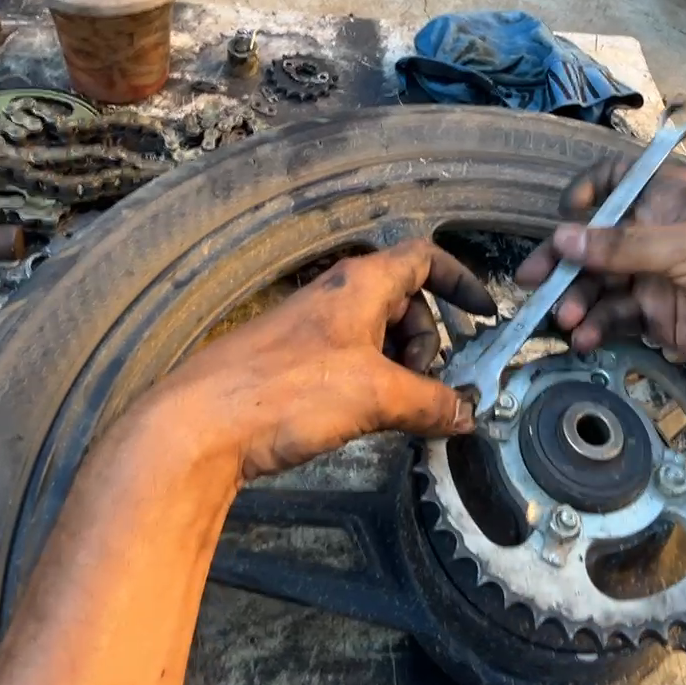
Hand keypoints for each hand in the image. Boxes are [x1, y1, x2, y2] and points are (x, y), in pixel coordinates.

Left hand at [144, 239, 497, 479]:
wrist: (200, 426)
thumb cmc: (291, 391)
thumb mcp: (376, 393)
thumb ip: (430, 401)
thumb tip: (468, 413)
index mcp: (362, 283)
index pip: (425, 258)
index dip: (461, 280)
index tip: (485, 315)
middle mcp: (339, 296)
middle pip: (406, 303)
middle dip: (429, 342)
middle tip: (429, 386)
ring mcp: (315, 328)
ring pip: (380, 335)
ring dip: (402, 368)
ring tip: (399, 410)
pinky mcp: (296, 361)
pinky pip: (354, 360)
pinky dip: (375, 383)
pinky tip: (370, 418)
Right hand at [515, 158, 685, 405]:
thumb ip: (621, 246)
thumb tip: (560, 238)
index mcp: (670, 198)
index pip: (617, 180)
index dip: (589, 192)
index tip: (566, 216)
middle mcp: (658, 233)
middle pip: (597, 239)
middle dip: (565, 259)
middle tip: (532, 281)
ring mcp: (658, 277)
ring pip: (601, 282)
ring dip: (579, 299)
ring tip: (565, 321)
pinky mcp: (660, 317)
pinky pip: (617, 316)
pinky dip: (598, 326)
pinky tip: (586, 338)